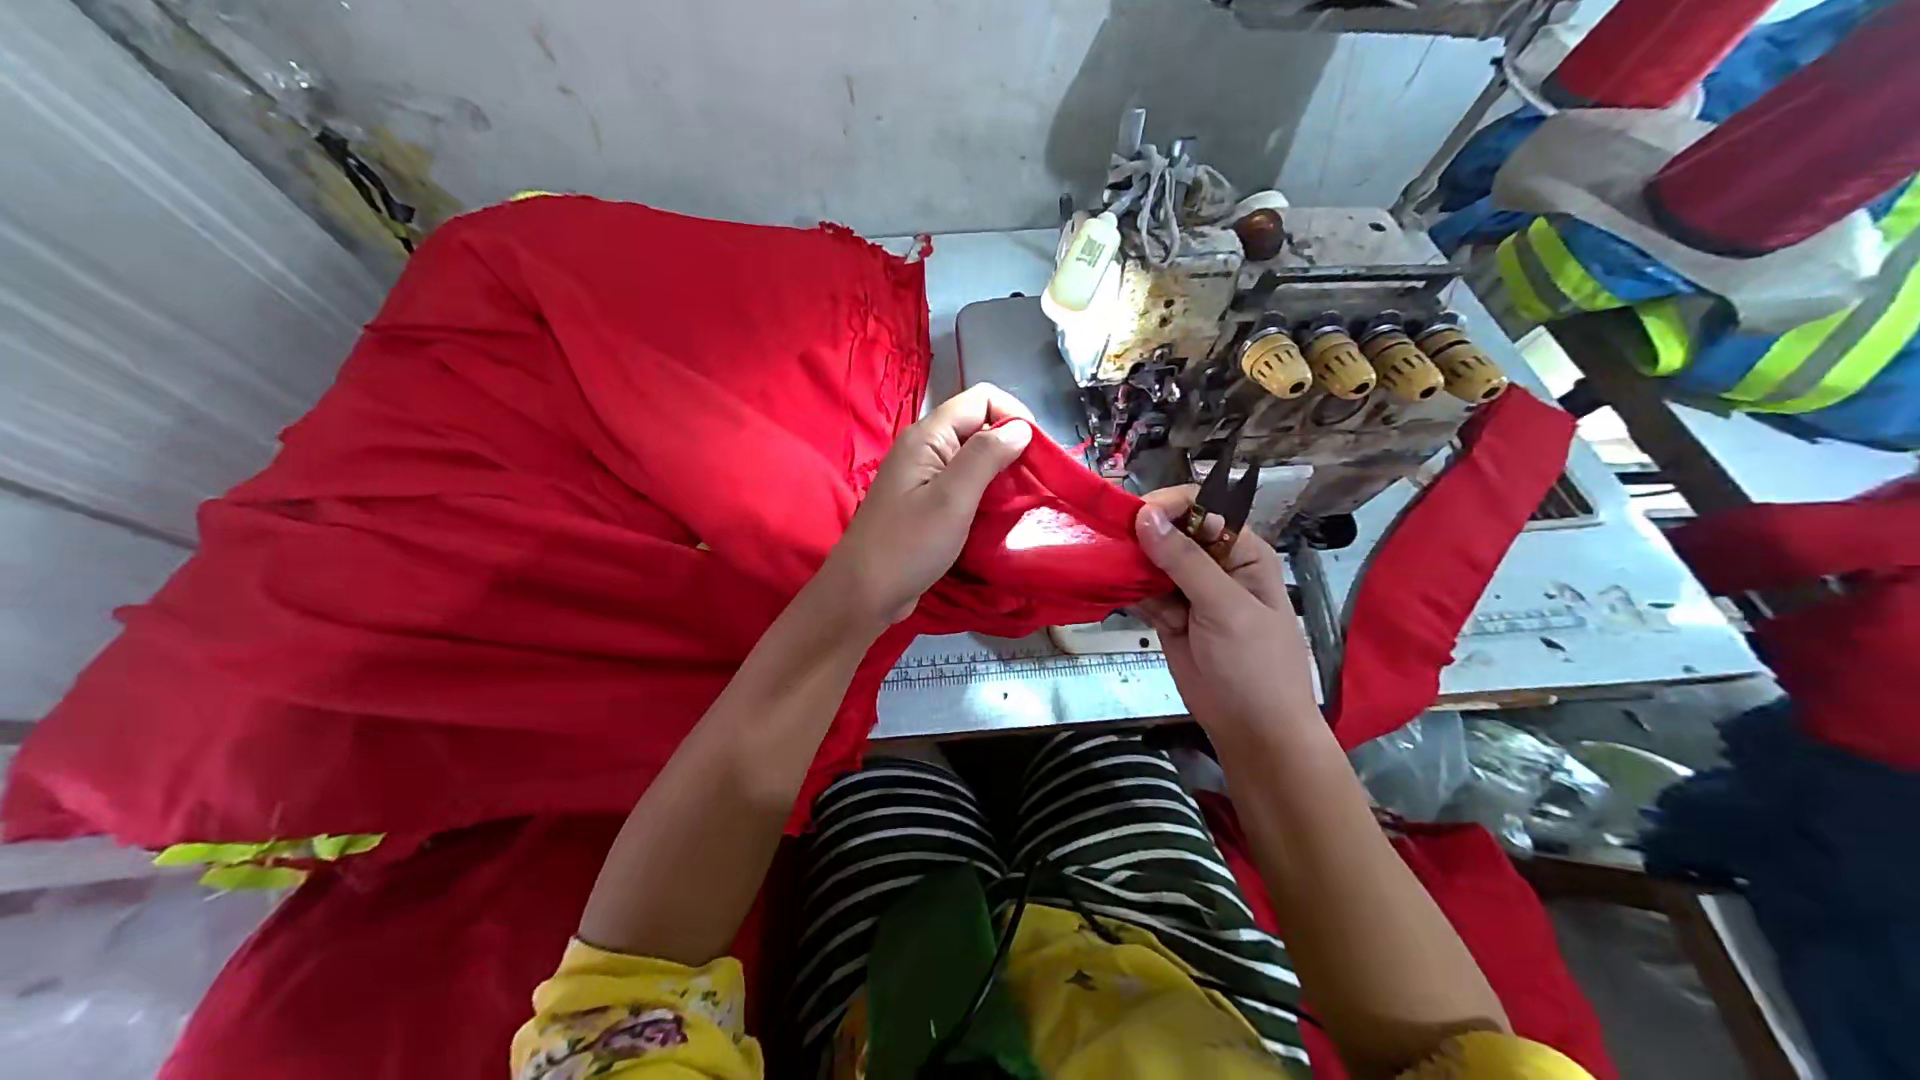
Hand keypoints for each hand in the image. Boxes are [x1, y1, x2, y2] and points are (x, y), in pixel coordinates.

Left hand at [822, 383, 1034, 625]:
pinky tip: (998, 512)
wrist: (863, 593)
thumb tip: (1021, 427)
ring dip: (1001, 471)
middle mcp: (925, 448)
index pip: (981, 398)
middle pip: (979, 424)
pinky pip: (964, 483)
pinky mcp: (927, 502)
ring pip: (973, 456)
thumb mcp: (952, 499)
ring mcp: (924, 476)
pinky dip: (986, 491)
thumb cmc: (907, 546)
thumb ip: (985, 456)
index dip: (1014, 415)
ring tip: (1020, 498)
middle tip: (1033, 480)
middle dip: (1011, 444)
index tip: (1037, 452)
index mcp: (927, 436)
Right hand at [1132, 488, 1321, 742]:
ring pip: (1151, 560)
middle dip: (1142, 532)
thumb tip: (1145, 517)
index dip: (1170, 507)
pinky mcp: (1167, 615)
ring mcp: (1188, 591)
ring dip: (1129, 561)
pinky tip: (1108, 585)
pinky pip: (1141, 591)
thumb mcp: (1225, 608)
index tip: (1136, 516)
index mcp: (1242, 552)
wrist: (1253, 730)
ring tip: (1102, 560)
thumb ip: (1185, 561)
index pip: (1204, 510)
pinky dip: (1126, 589)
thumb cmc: (1256, 666)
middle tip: (1107, 536)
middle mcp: (1214, 564)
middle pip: (1171, 532)